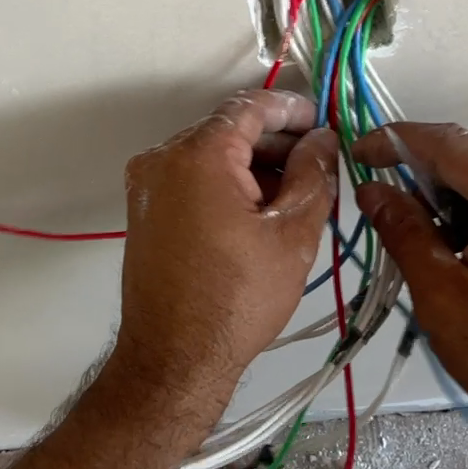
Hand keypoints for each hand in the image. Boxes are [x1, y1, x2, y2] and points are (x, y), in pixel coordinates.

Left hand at [11, 91, 337, 468]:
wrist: (173, 360)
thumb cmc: (237, 298)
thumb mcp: (291, 234)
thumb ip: (313, 174)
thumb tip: (323, 139)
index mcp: (197, 154)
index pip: (249, 107)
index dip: (291, 109)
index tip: (323, 120)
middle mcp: (163, 157)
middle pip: (228, 129)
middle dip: (275, 141)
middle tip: (319, 162)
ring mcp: (148, 182)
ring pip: (210, 154)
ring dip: (253, 164)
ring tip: (297, 190)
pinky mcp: (144, 207)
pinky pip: (191, 177)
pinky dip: (226, 182)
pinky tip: (261, 207)